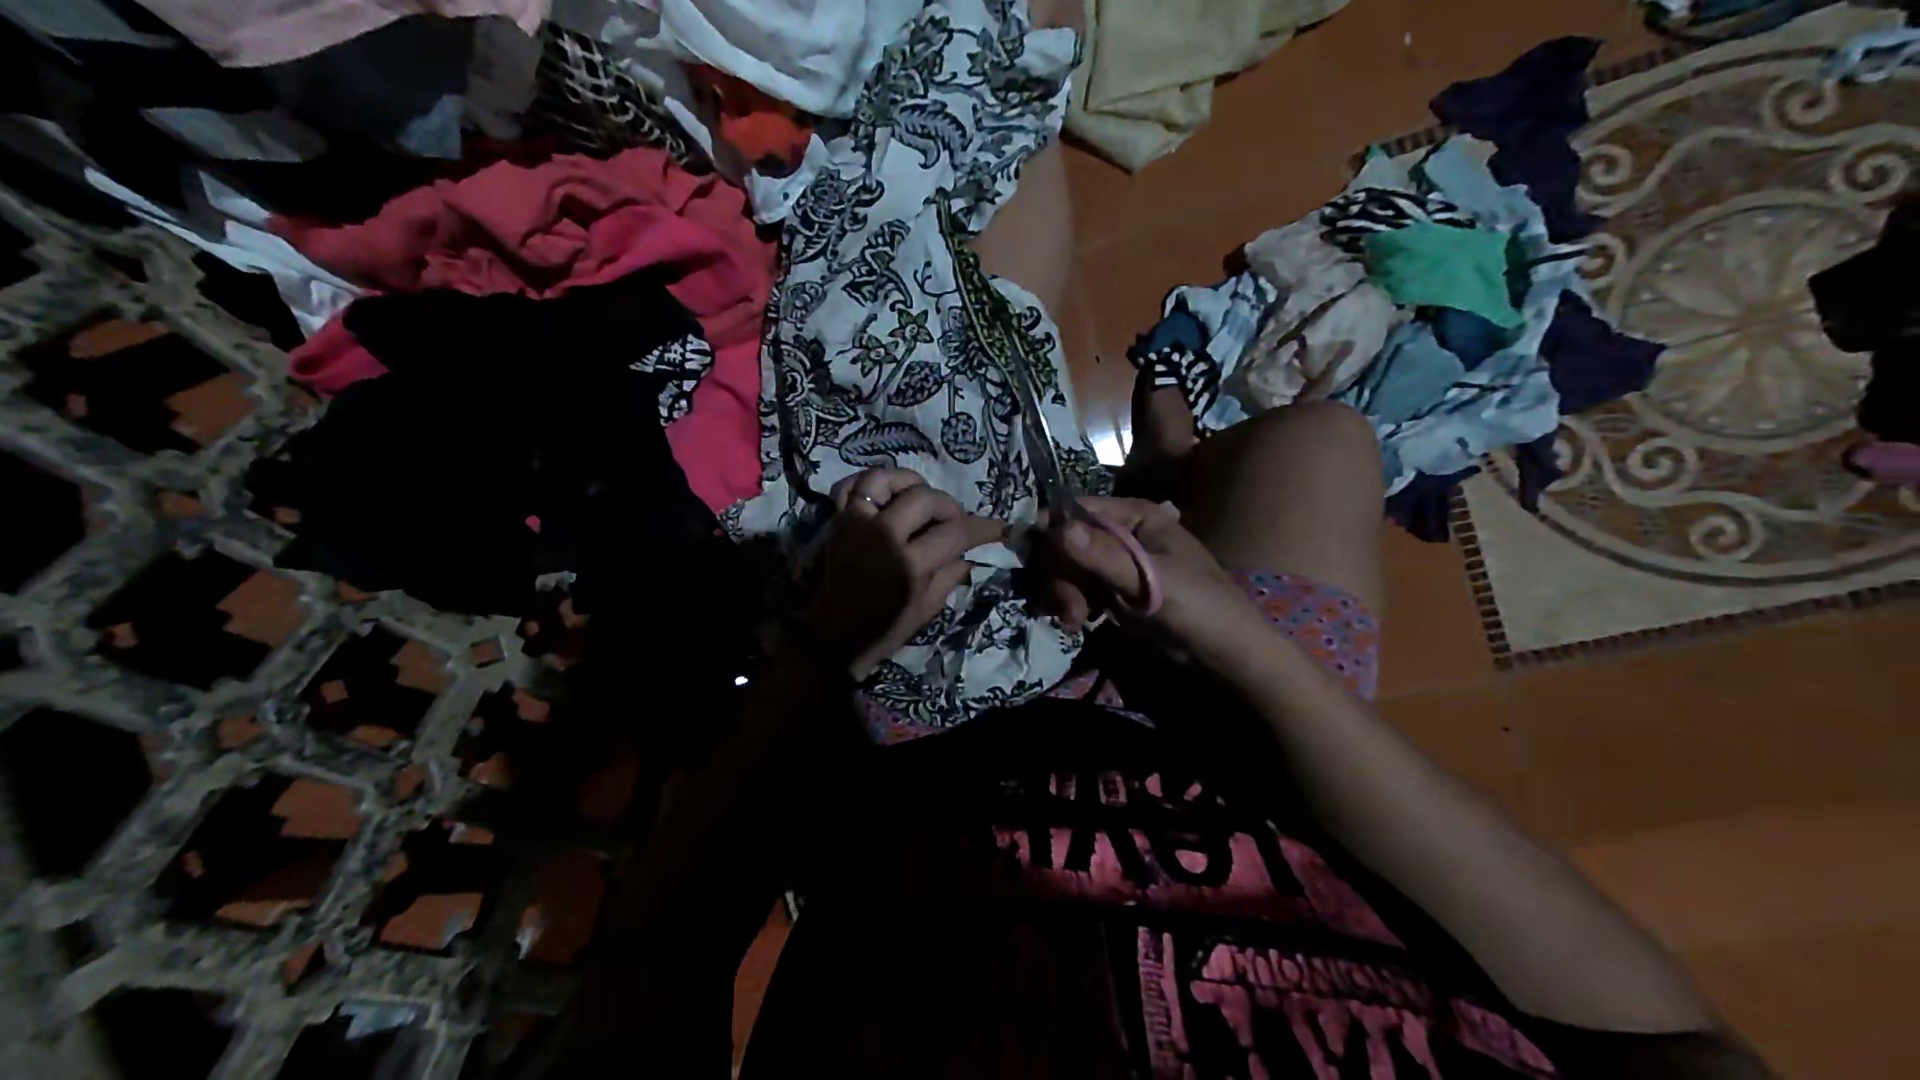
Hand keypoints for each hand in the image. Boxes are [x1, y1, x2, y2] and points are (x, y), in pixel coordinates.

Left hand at [800, 468, 1005, 679]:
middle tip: (954, 521)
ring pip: (884, 479)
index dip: (983, 528)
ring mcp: (855, 523)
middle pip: (925, 498)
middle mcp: (882, 535)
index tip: (999, 527)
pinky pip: (849, 486)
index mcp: (908, 564)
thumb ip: (952, 572)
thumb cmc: (886, 628)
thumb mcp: (928, 606)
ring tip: (920, 497)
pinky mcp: (837, 521)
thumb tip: (971, 551)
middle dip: (948, 506)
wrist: (835, 636)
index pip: (955, 532)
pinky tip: (885, 494)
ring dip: (908, 483)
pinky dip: (866, 483)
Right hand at [1040, 497, 1260, 659]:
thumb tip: (1058, 528)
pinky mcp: (1109, 589)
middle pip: (1065, 541)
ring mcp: (1113, 562)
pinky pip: (1074, 587)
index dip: (1051, 531)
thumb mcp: (1150, 580)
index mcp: (1136, 516)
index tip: (1034, 559)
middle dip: (1059, 573)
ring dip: (1061, 593)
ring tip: (1073, 620)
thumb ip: (1104, 555)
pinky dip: (1068, 604)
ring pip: (1065, 567)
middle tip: (1066, 607)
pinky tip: (1075, 624)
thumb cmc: (1197, 606)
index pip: (1077, 510)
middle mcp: (1120, 533)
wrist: (1220, 652)